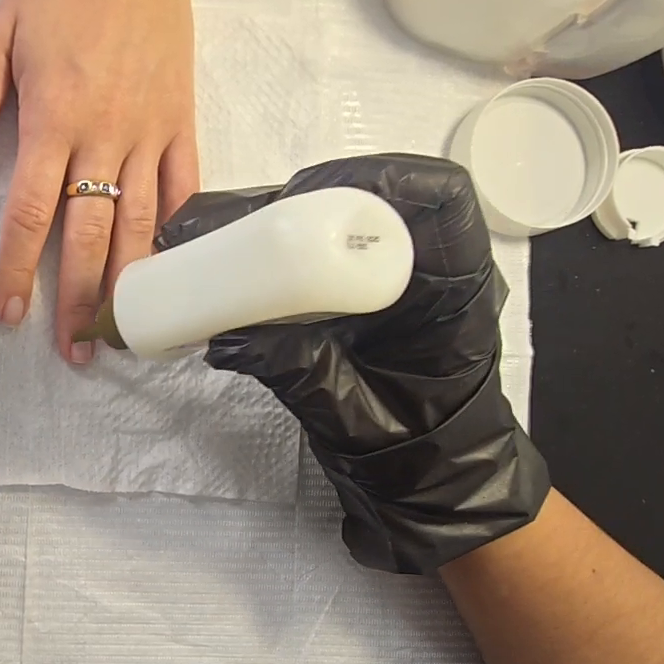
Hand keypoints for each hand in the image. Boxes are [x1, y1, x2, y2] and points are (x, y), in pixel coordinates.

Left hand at [0, 0, 224, 362]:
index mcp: (53, 119)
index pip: (29, 213)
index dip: (16, 268)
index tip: (8, 313)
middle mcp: (104, 136)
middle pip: (88, 235)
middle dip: (78, 300)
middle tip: (73, 351)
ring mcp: (150, 133)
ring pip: (140, 224)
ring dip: (128, 284)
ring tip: (120, 334)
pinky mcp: (182, 123)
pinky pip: (186, 187)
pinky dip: (178, 232)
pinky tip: (169, 272)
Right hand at [194, 153, 550, 572]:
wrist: (430, 486)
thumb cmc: (417, 458)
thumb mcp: (356, 418)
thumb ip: (300, 375)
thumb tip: (226, 337)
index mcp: (454, 290)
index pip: (435, 196)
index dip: (372, 178)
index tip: (300, 197)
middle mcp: (428, 274)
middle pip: (372, 202)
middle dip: (296, 199)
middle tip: (227, 220)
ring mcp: (392, 287)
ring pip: (339, 227)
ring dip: (275, 224)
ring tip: (209, 235)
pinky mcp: (359, 304)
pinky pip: (319, 262)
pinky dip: (272, 258)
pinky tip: (226, 264)